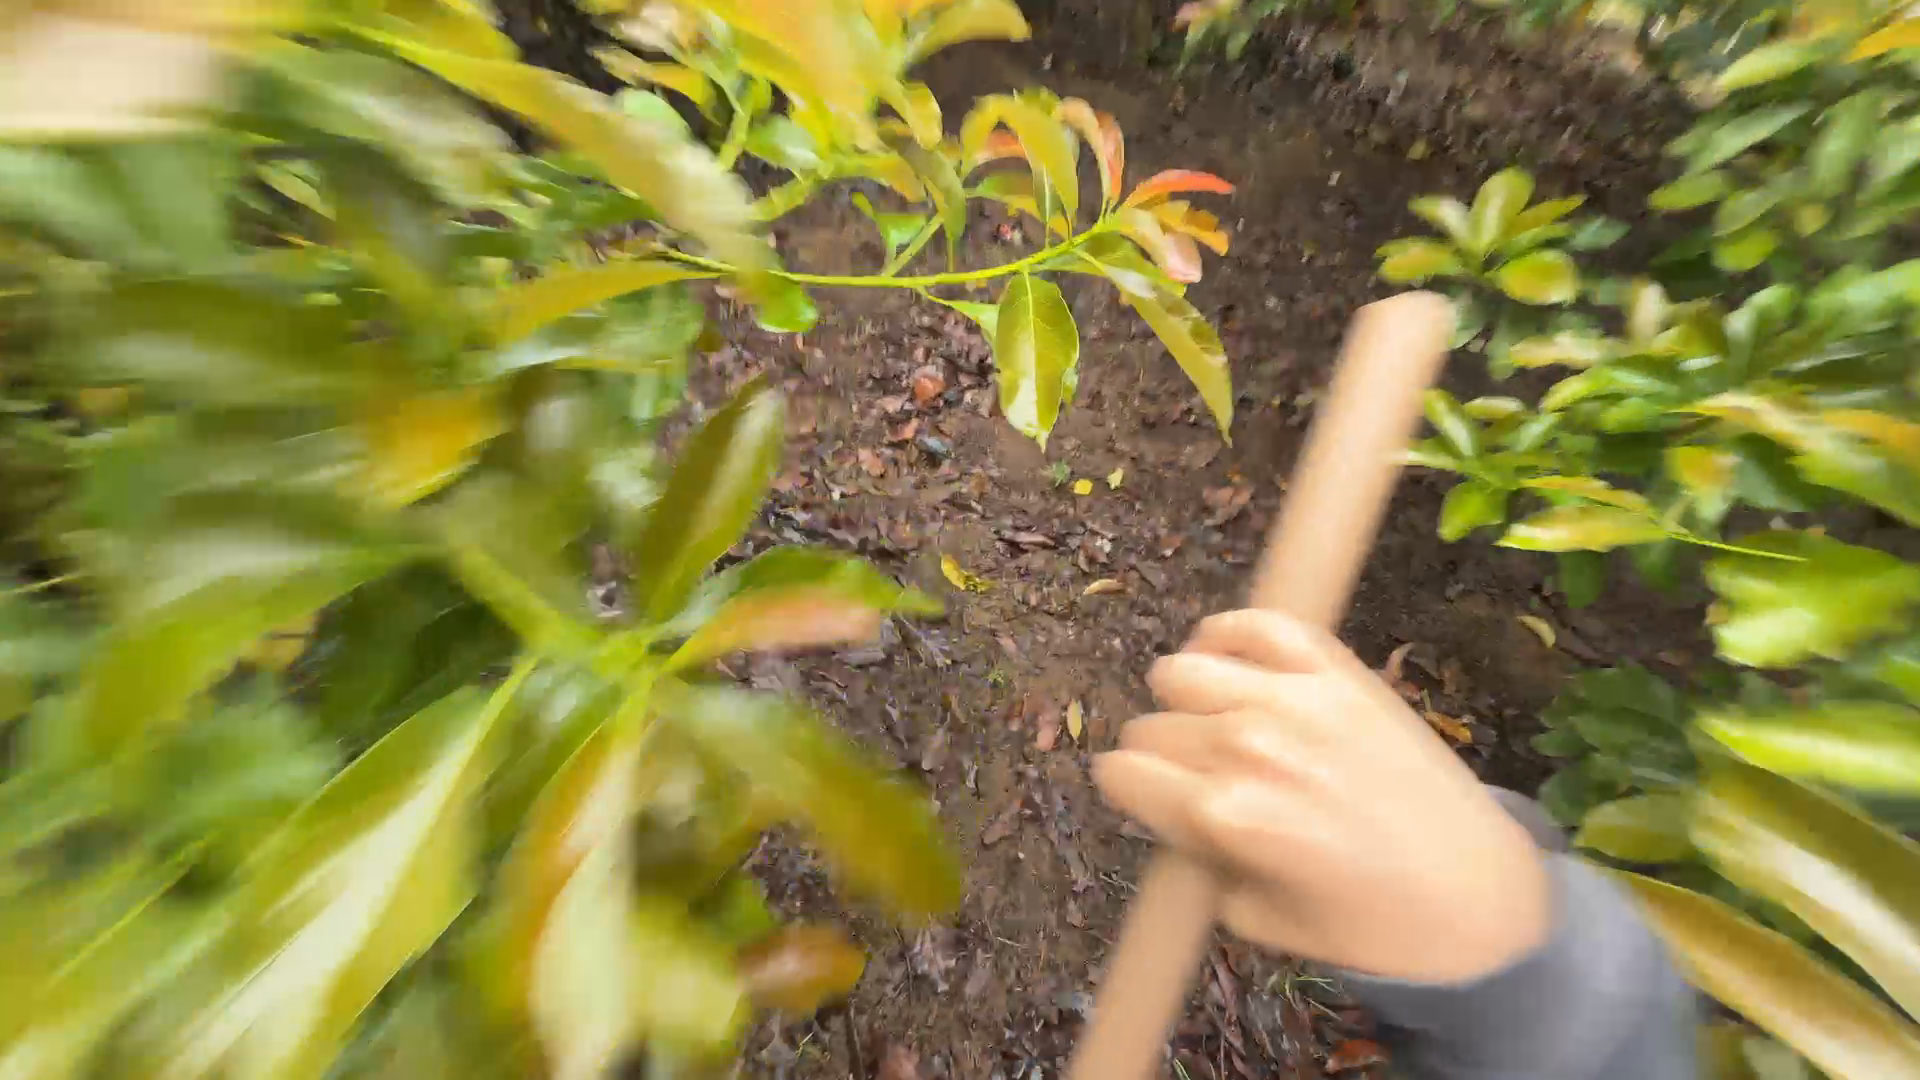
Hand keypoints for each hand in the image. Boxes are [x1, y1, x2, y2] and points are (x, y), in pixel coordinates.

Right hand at [1093, 610, 1550, 982]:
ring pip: (1180, 669)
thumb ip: (1192, 853)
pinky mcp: (1334, 670)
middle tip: (1197, 776)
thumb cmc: (1362, 923)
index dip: (1127, 787)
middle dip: (1160, 756)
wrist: (1479, 898)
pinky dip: (1227, 636)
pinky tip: (1231, 665)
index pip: (1120, 771)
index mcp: (1222, 815)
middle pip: (1148, 726)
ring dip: (1184, 700)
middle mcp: (1245, 747)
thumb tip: (1165, 802)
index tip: (1145, 794)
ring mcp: (1291, 699)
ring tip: (1216, 721)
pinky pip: (1254, 623)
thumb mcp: (1250, 915)